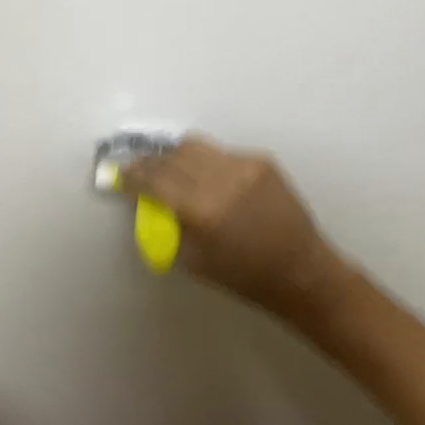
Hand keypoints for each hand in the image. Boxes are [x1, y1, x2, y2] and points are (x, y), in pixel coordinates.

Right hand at [122, 136, 350, 323]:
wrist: (302, 271)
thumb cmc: (244, 277)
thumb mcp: (194, 260)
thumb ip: (170, 223)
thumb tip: (152, 200)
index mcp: (202, 210)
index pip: (154, 179)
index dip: (133, 175)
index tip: (122, 175)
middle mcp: (222, 180)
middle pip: (172, 155)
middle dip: (152, 162)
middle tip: (142, 171)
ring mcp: (245, 166)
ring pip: (196, 146)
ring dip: (178, 157)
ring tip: (173, 171)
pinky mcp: (262, 161)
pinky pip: (222, 154)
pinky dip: (208, 165)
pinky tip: (213, 182)